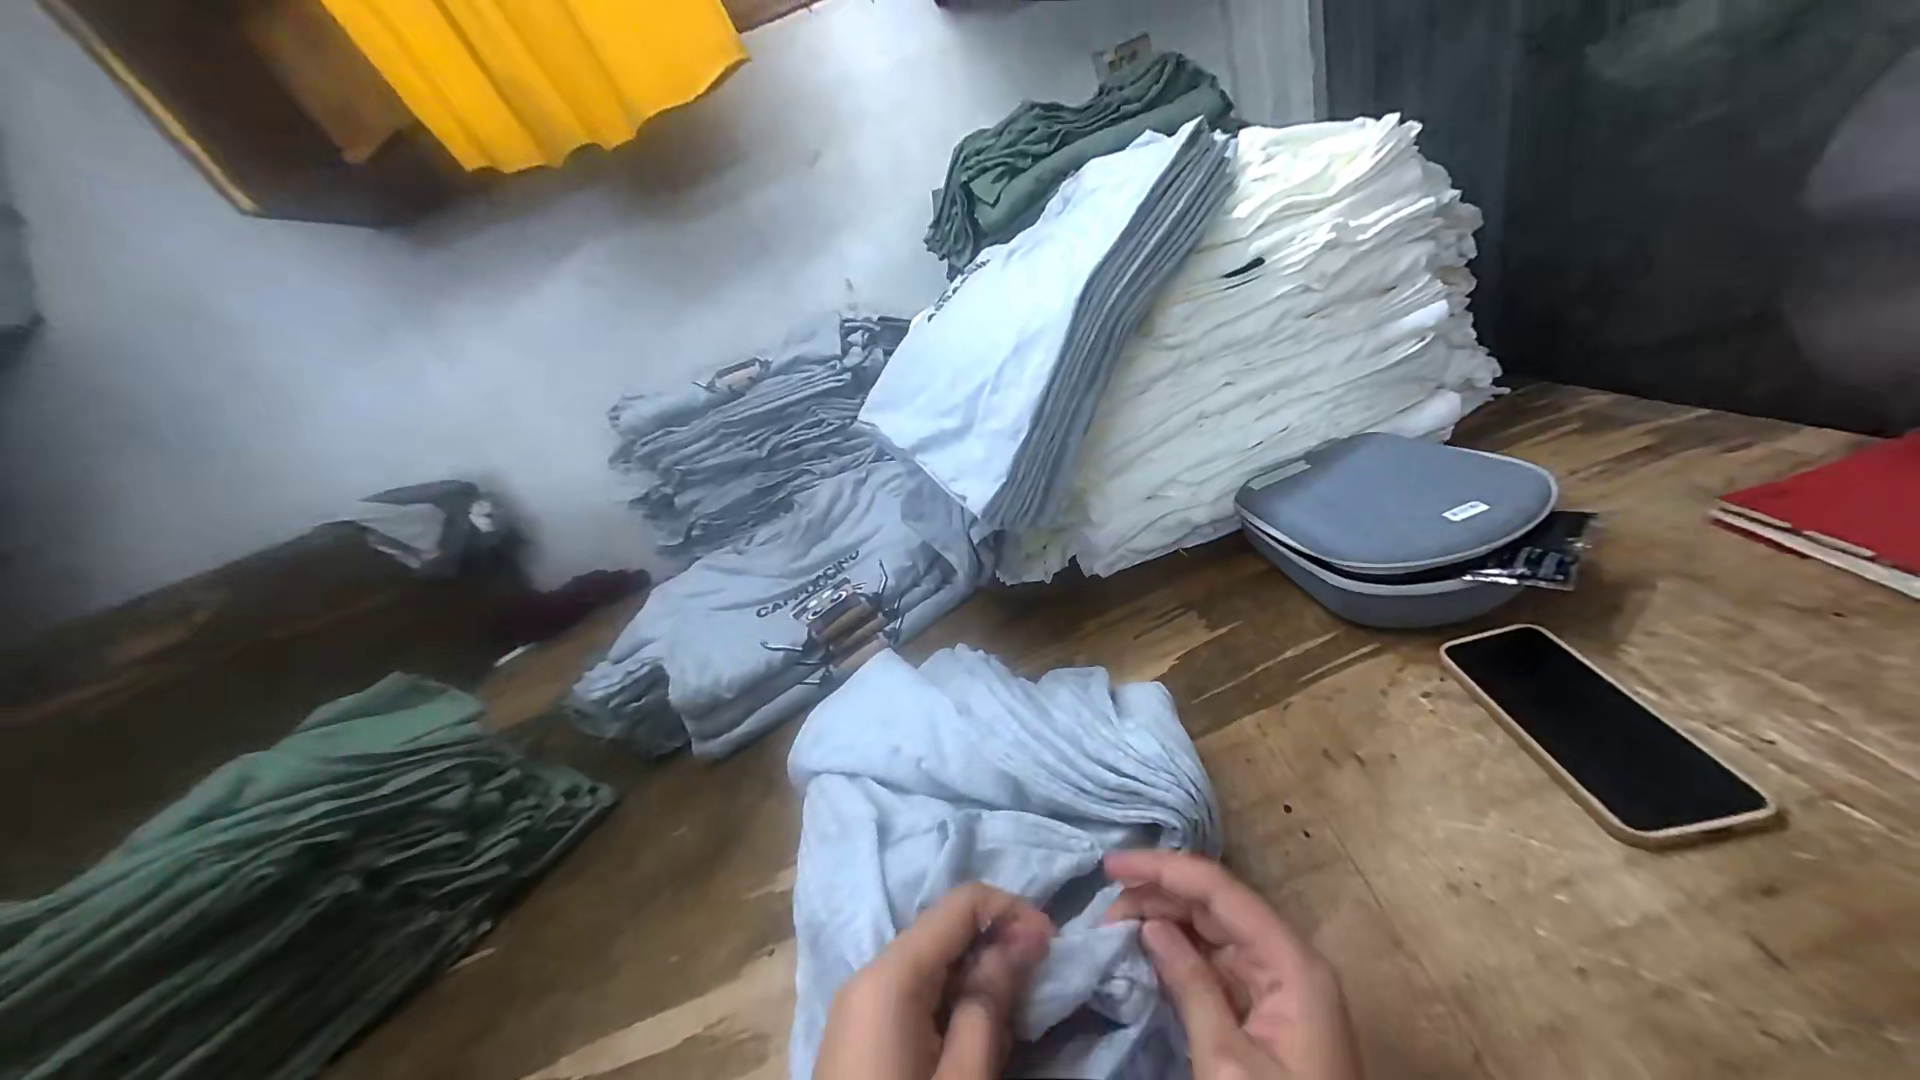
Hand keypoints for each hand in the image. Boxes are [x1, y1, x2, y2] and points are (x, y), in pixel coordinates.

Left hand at [816, 883, 1052, 1079]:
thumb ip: (991, 1000)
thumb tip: (1024, 934)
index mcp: (890, 974)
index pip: (961, 903)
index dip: (1011, 911)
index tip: (1052, 945)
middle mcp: (869, 973)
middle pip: (945, 930)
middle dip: (996, 950)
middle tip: (1032, 1000)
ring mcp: (860, 1003)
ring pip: (933, 963)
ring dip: (976, 983)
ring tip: (1003, 1036)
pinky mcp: (861, 1031)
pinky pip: (915, 994)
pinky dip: (950, 1005)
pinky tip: (968, 1048)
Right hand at [1105, 851, 1362, 1079]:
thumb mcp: (1227, 1062)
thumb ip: (1191, 985)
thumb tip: (1150, 924)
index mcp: (1290, 961)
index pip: (1218, 889)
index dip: (1162, 868)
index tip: (1110, 865)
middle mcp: (1286, 957)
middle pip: (1212, 903)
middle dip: (1155, 895)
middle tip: (1105, 910)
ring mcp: (1276, 982)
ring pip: (1210, 927)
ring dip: (1161, 919)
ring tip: (1115, 926)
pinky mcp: (1262, 1006)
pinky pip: (1214, 959)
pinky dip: (1176, 949)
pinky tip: (1144, 947)